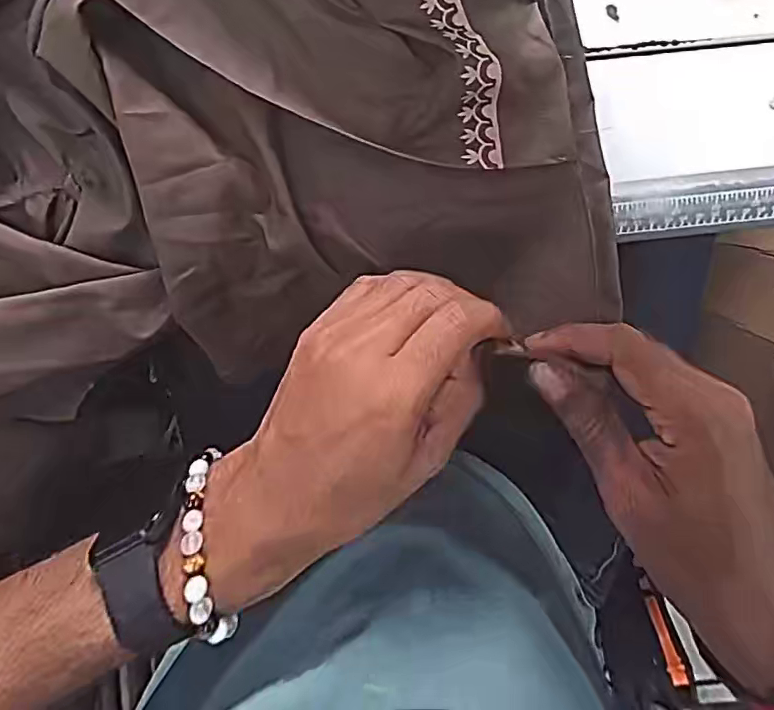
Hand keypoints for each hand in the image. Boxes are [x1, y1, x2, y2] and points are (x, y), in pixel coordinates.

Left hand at [166, 272, 506, 618]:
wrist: (276, 492)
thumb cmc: (351, 493)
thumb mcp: (425, 461)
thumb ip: (461, 399)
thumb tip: (477, 355)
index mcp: (393, 391)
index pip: (455, 319)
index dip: (488, 317)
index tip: (497, 332)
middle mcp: (361, 350)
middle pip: (430, 292)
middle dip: (465, 302)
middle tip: (475, 328)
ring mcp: (333, 333)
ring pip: (399, 281)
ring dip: (434, 292)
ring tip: (444, 318)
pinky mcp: (316, 327)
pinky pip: (367, 286)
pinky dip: (397, 290)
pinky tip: (407, 311)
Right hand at [526, 323, 773, 695]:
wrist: (762, 611)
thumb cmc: (690, 560)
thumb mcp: (627, 490)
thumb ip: (587, 420)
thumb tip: (543, 371)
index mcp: (695, 407)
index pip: (625, 344)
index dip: (573, 337)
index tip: (530, 347)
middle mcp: (716, 392)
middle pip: (640, 346)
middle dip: (585, 346)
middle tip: (538, 360)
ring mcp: (726, 403)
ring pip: (654, 359)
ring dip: (605, 360)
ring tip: (558, 371)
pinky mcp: (727, 417)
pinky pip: (669, 379)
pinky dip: (630, 378)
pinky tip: (600, 390)